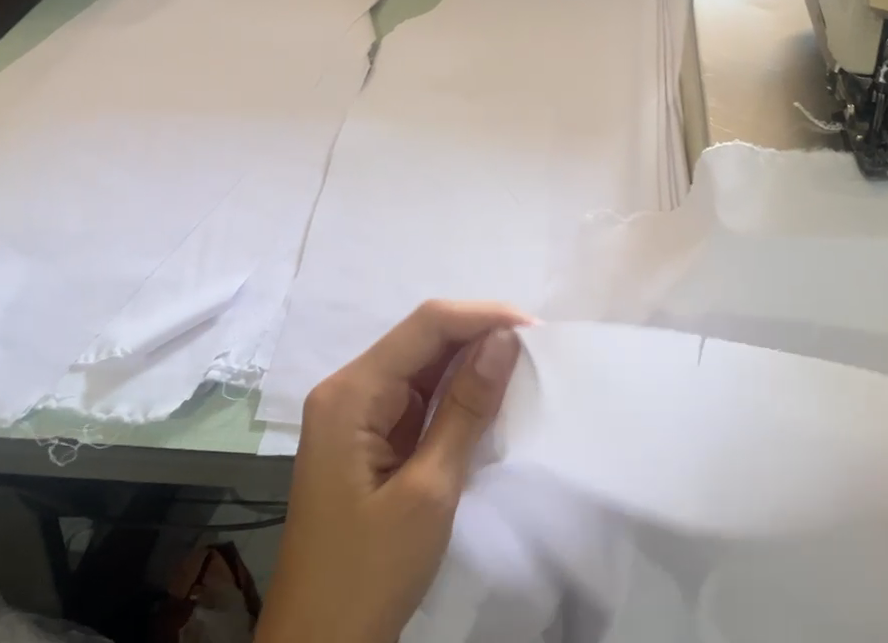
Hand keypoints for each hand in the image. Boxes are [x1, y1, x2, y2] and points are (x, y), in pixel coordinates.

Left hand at [258, 300, 531, 642]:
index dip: (483, 317)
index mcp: (351, 393)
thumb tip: (505, 339)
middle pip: (422, 340)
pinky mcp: (367, 440)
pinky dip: (455, 396)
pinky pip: (417, 399)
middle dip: (480, 337)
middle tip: (540, 351)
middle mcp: (348, 391)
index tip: (538, 331)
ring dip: (471, 365)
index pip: (425, 326)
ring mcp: (355, 416)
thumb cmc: (371, 570)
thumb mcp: (430, 488)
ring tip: (525, 369)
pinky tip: (490, 399)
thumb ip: (466, 408)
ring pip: (422, 368)